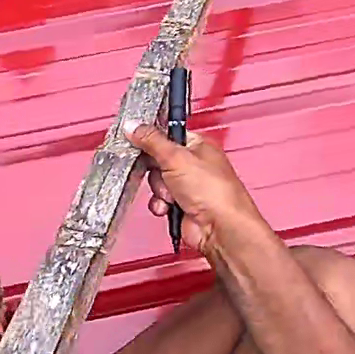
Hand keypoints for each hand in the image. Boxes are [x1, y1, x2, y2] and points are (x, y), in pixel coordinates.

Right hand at [123, 121, 271, 260]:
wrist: (219, 227)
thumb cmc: (214, 191)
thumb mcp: (176, 158)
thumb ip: (152, 141)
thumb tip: (134, 126)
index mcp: (198, 145)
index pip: (168, 135)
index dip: (153, 140)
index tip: (139, 142)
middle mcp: (194, 164)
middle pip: (158, 160)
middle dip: (157, 171)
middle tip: (164, 173)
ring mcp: (188, 186)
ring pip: (157, 182)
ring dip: (160, 190)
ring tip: (172, 194)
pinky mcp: (182, 204)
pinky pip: (160, 200)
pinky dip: (161, 205)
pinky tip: (170, 207)